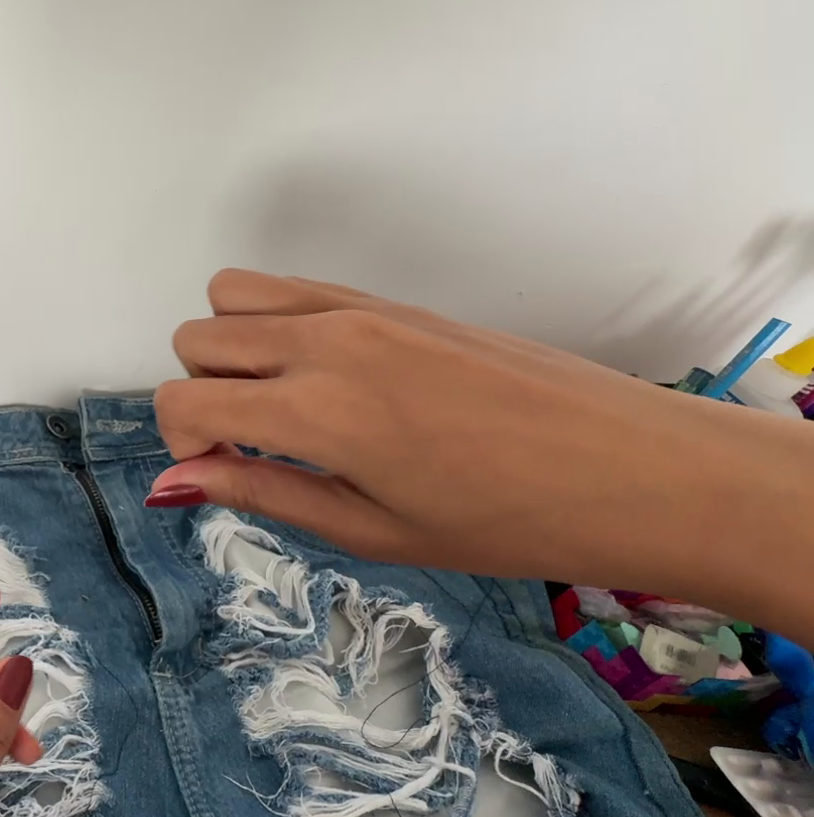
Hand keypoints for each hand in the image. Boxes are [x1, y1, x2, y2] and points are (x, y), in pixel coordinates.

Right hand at [149, 269, 813, 643]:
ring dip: (227, 346)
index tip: (224, 471)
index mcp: (317, 411)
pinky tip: (318, 374)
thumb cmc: (509, 522)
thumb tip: (172, 485)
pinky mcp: (383, 299)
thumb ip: (258, 493)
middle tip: (253, 443)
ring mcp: (354, 309)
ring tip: (276, 397)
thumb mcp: (370, 530)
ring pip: (226, 295)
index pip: (183, 400)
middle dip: (201, 394)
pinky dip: (269, 322)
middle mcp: (322, 342)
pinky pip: (285, 286)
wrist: (645, 471)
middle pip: (193, 338)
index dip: (181, 443)